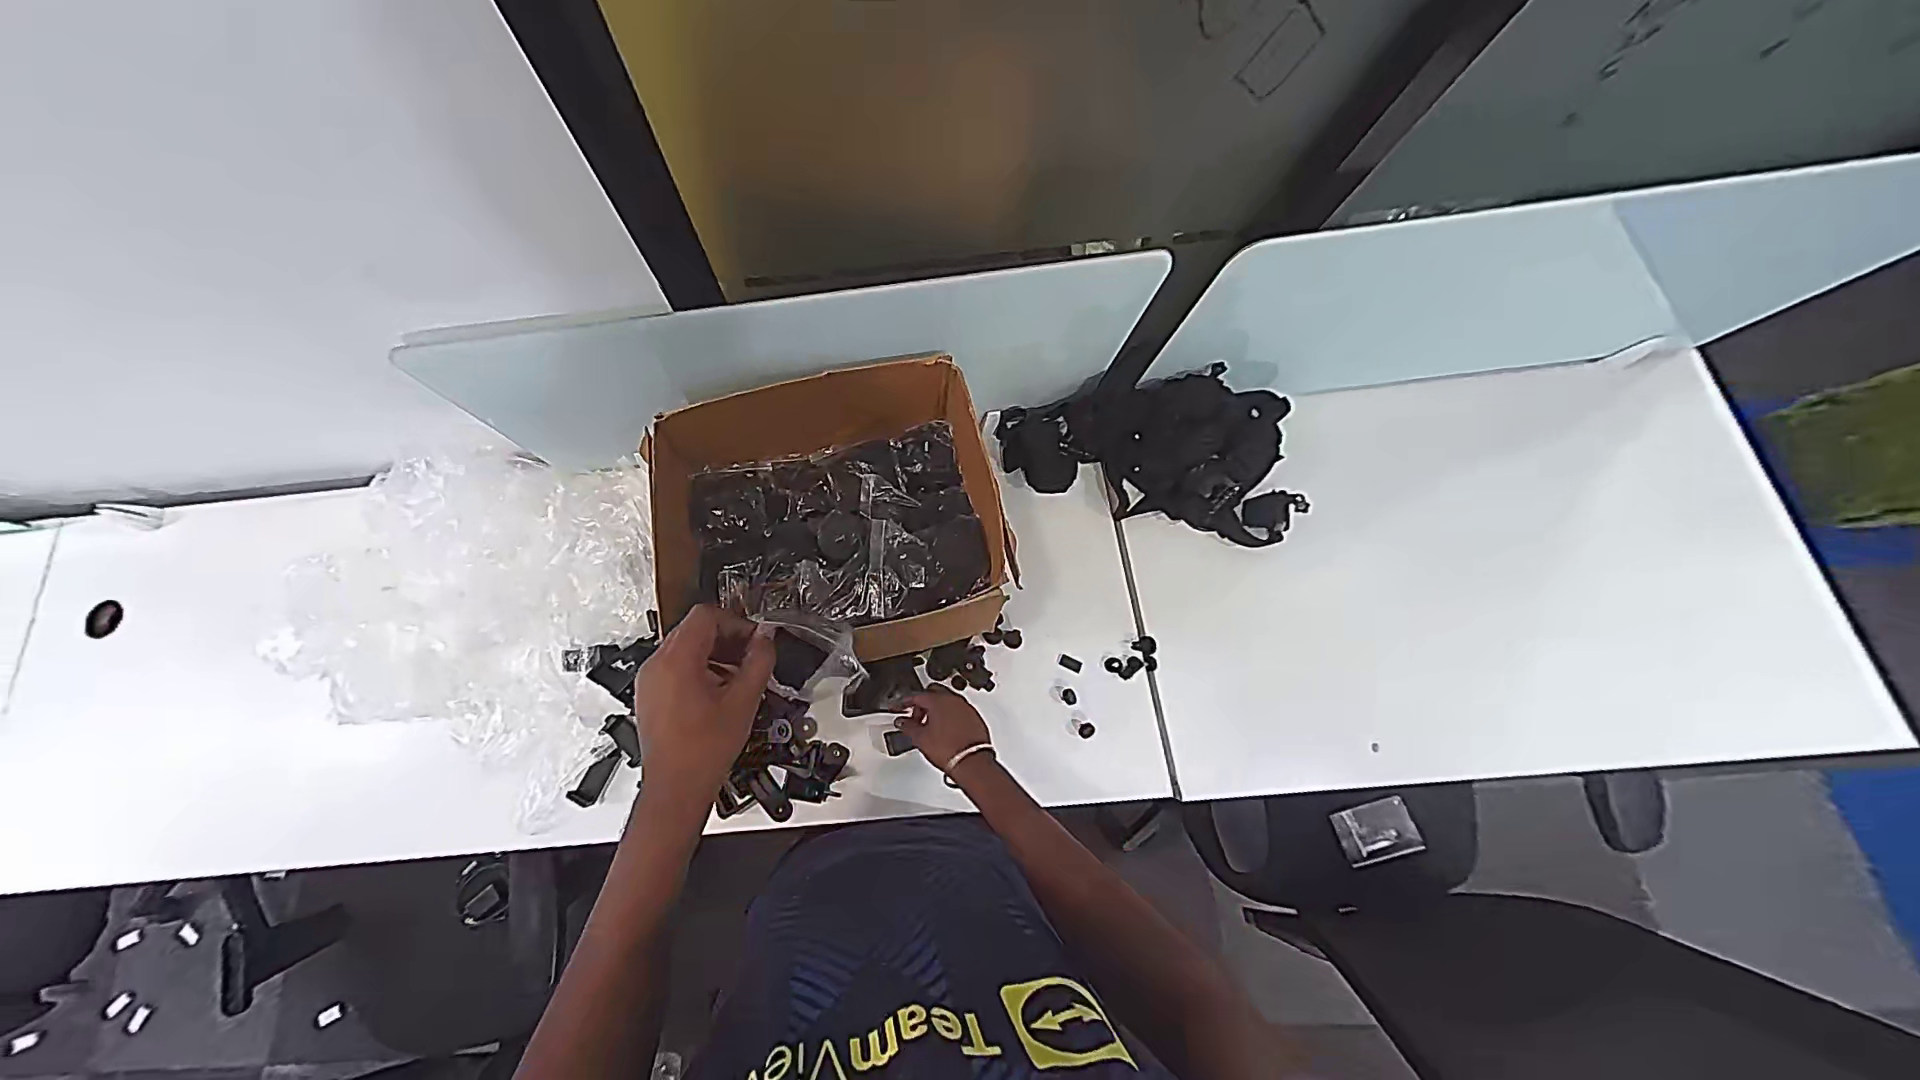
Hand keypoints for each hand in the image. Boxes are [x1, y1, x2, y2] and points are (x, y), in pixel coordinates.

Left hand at [631, 605, 774, 813]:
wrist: (676, 788)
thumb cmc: (701, 752)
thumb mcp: (743, 700)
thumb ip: (759, 661)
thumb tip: (766, 640)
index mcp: (677, 661)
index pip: (706, 616)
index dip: (736, 623)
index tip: (754, 638)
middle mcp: (656, 666)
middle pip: (695, 629)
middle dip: (728, 638)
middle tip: (751, 655)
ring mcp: (650, 681)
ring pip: (686, 647)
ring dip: (716, 654)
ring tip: (739, 676)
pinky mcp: (651, 695)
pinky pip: (676, 667)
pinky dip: (701, 669)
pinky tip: (721, 692)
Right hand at [897, 686, 992, 774]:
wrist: (971, 762)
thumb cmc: (949, 749)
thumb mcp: (920, 738)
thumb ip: (908, 726)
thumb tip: (902, 722)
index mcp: (938, 700)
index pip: (917, 696)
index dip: (905, 702)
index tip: (899, 708)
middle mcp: (954, 700)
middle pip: (933, 694)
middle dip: (922, 704)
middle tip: (914, 717)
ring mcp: (966, 708)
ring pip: (947, 701)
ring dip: (936, 710)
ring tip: (928, 727)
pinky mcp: (975, 717)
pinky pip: (958, 711)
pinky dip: (949, 716)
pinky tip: (944, 731)